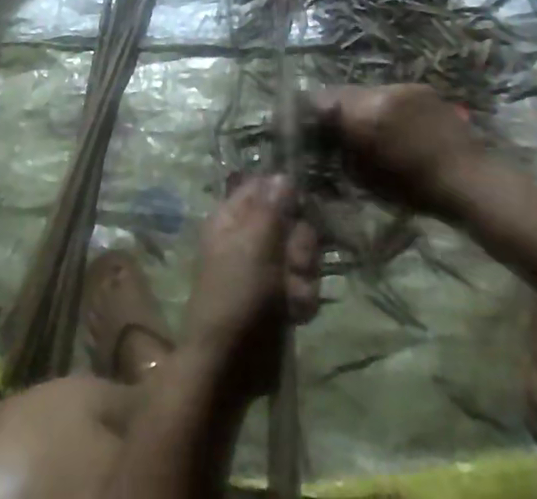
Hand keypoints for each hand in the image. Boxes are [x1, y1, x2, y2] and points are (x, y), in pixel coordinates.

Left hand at [180, 175, 318, 399]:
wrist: (230, 364)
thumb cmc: (235, 294)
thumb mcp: (253, 242)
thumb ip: (272, 206)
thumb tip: (283, 173)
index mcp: (232, 218)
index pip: (264, 187)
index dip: (286, 195)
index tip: (298, 209)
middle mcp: (250, 237)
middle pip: (293, 221)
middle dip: (300, 245)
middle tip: (291, 263)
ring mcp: (266, 268)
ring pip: (304, 255)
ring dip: (303, 276)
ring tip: (290, 296)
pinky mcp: (281, 296)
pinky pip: (306, 284)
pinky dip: (302, 299)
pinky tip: (294, 313)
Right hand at [307, 85, 485, 216]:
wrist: (468, 179)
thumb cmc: (412, 188)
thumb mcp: (363, 175)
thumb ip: (341, 149)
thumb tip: (325, 137)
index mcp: (363, 114)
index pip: (321, 99)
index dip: (310, 111)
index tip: (308, 124)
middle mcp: (380, 92)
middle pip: (343, 92)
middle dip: (337, 108)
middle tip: (335, 128)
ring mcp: (403, 87)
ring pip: (368, 91)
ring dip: (363, 106)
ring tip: (368, 127)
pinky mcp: (422, 89)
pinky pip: (392, 94)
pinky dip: (386, 106)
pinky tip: (394, 125)